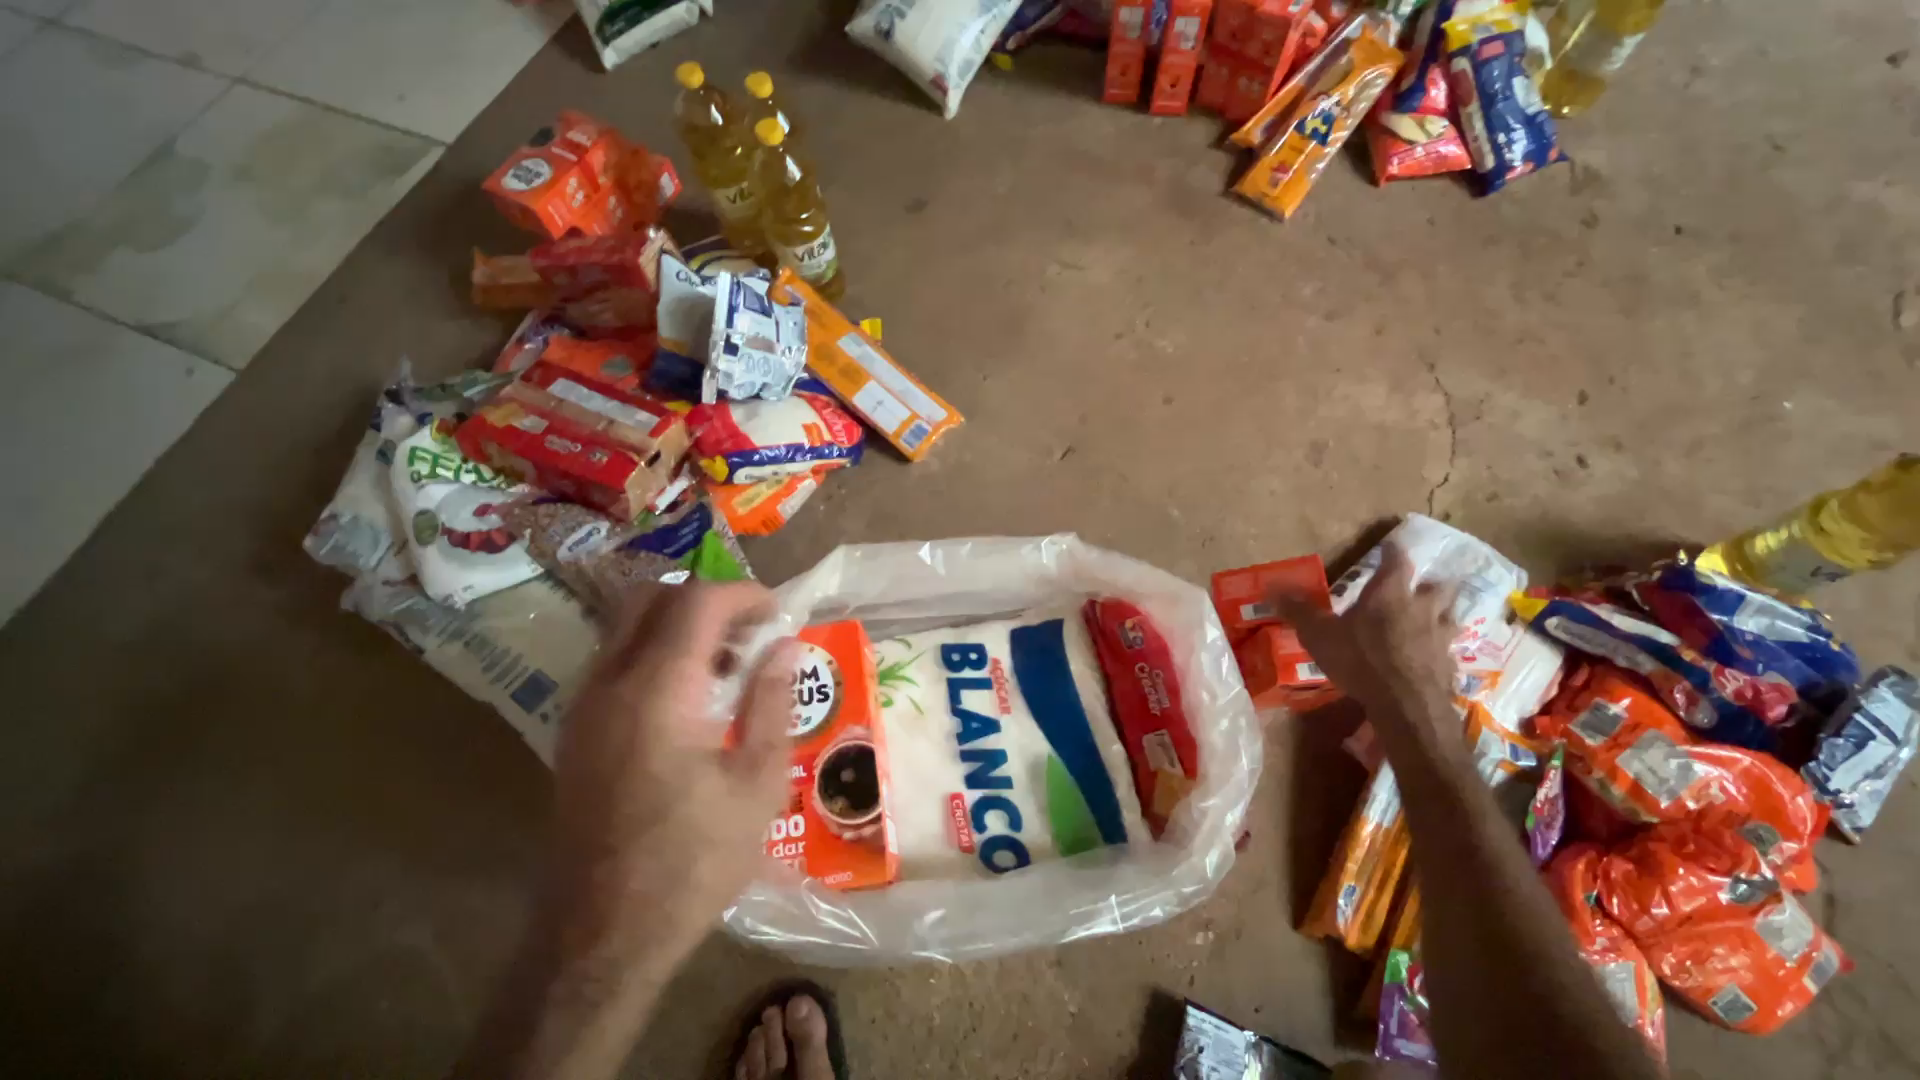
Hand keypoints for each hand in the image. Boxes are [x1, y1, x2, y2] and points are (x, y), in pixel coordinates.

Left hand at [539, 582, 798, 964]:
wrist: (602, 934)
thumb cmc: (692, 861)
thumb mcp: (755, 785)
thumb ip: (771, 703)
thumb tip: (785, 647)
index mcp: (657, 691)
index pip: (697, 602)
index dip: (744, 595)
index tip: (780, 616)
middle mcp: (609, 683)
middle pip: (650, 597)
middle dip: (706, 600)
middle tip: (750, 633)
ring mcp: (582, 707)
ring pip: (625, 627)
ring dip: (678, 626)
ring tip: (727, 668)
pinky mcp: (574, 733)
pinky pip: (613, 662)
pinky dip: (653, 655)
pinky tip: (689, 704)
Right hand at [1274, 542, 1461, 753]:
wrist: (1406, 704)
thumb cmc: (1360, 660)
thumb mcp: (1319, 634)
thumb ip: (1298, 610)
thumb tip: (1270, 586)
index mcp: (1390, 591)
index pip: (1397, 559)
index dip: (1391, 552)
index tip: (1388, 549)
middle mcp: (1423, 606)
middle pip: (1438, 584)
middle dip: (1428, 584)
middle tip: (1414, 589)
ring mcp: (1442, 635)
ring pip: (1451, 614)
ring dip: (1441, 614)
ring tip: (1427, 620)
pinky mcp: (1450, 663)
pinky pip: (1449, 648)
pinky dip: (1440, 648)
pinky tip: (1429, 657)